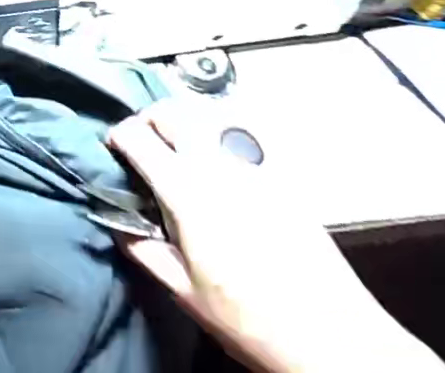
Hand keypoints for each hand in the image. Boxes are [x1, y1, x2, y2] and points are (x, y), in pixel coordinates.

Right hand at [108, 98, 444, 372]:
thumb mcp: (186, 293)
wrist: (331, 332)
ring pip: (203, 117)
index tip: (113, 147)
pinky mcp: (274, 171)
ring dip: (180, 123)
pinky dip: (211, 137)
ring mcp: (248, 163)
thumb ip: (145, 250)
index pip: (139, 137)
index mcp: (186, 191)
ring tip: (174, 151)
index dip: (119, 136)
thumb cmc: (250, 319)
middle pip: (171, 111)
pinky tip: (213, 169)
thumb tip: (118, 223)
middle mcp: (215, 164)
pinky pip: (232, 137)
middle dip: (148, 118)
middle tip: (141, 142)